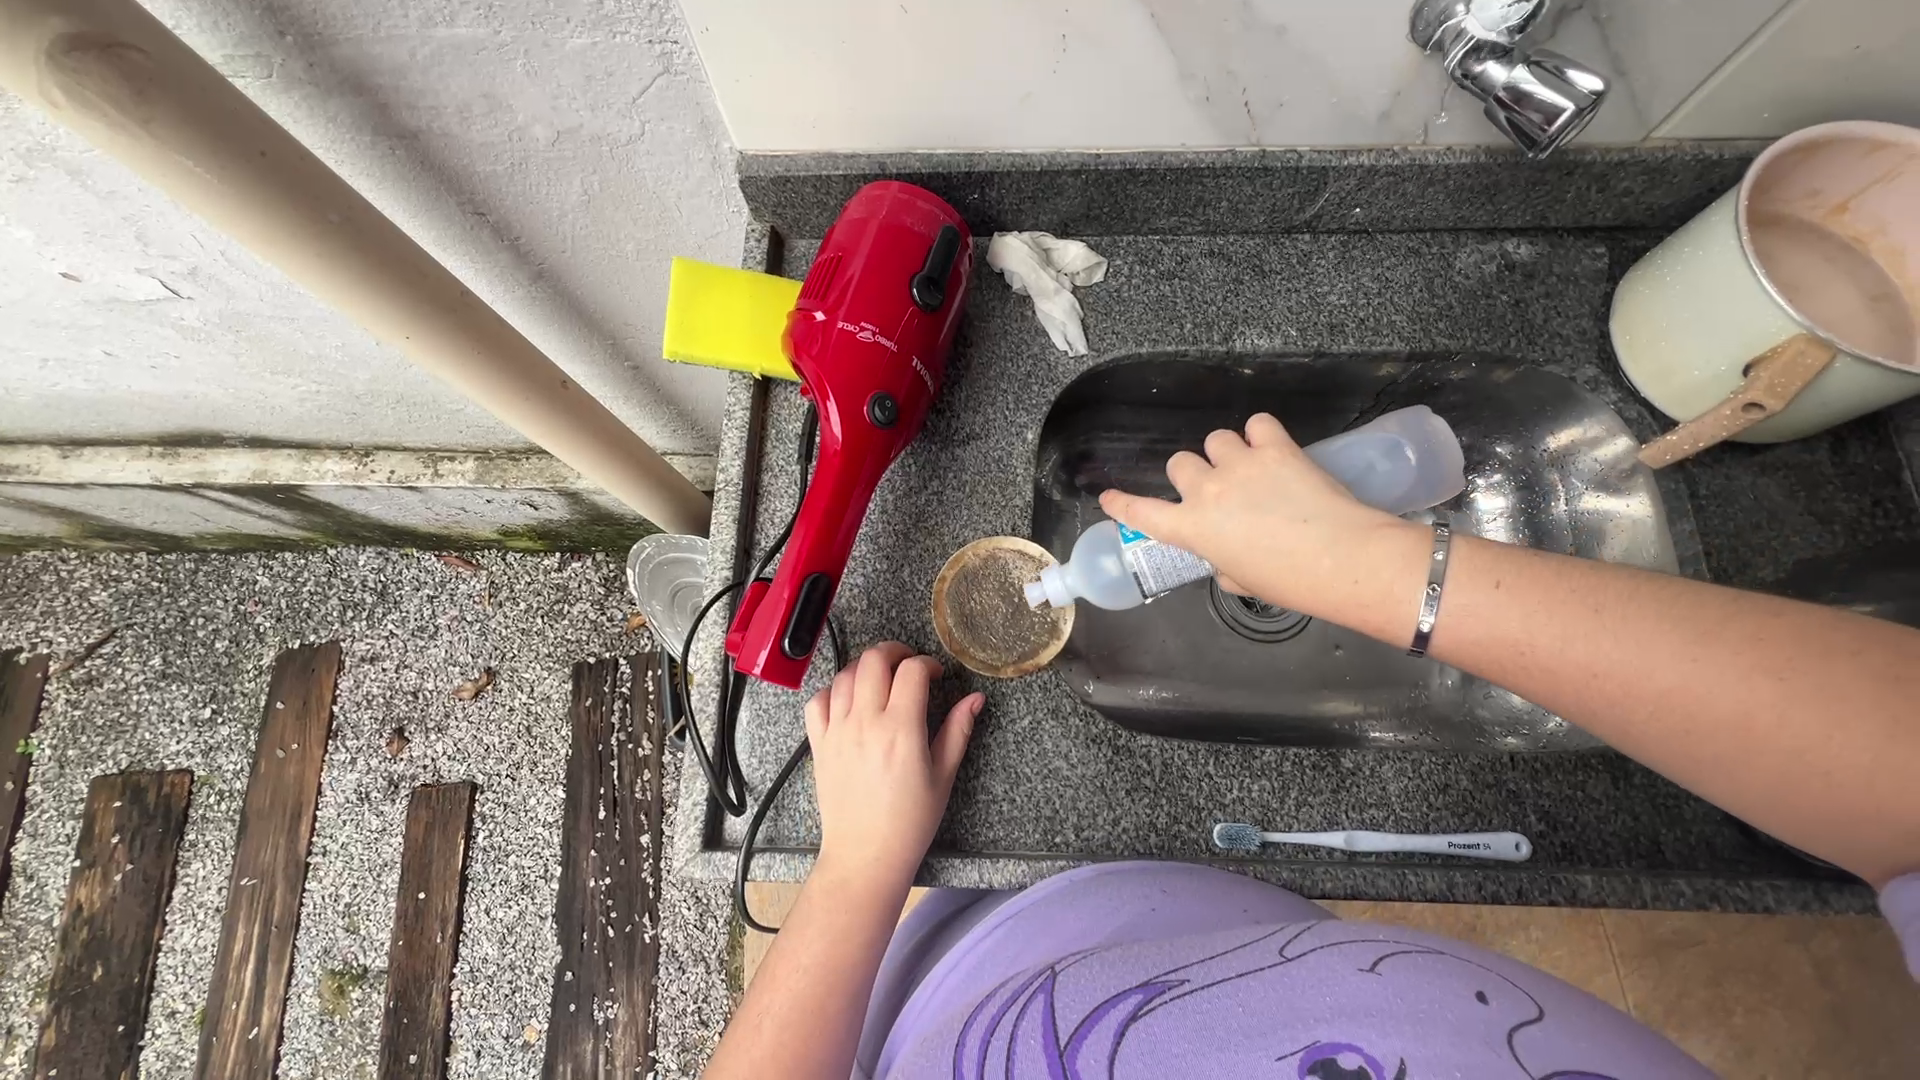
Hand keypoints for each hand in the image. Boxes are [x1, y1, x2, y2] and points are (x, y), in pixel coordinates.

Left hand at [804, 642, 983, 888]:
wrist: (865, 855)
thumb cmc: (909, 821)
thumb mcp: (943, 776)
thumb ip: (958, 730)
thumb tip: (975, 698)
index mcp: (901, 730)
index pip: (912, 671)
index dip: (928, 663)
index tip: (936, 675)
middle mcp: (866, 723)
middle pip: (874, 659)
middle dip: (895, 651)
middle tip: (908, 663)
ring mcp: (838, 731)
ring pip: (845, 673)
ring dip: (866, 667)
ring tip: (882, 679)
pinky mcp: (819, 743)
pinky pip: (817, 700)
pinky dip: (833, 690)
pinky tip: (849, 699)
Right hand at [1098, 413, 1423, 616]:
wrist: (1341, 558)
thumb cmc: (1289, 582)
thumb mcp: (1241, 580)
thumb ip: (1222, 561)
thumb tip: (1228, 554)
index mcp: (1191, 529)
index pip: (1140, 514)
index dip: (1120, 504)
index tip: (1107, 497)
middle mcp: (1206, 491)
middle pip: (1179, 463)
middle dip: (1193, 475)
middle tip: (1217, 489)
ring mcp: (1239, 465)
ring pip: (1215, 439)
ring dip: (1226, 452)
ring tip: (1249, 467)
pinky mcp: (1275, 447)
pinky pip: (1256, 423)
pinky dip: (1261, 434)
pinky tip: (1272, 449)